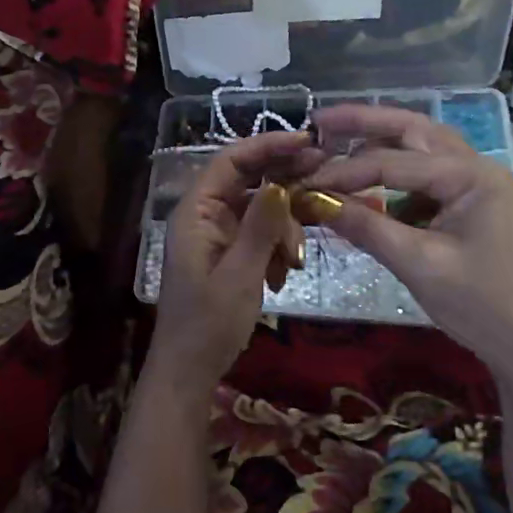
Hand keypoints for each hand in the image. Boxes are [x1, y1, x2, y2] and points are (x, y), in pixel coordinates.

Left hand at [150, 130, 318, 391]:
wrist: (189, 369)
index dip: (267, 145)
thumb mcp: (240, 274)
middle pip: (247, 181)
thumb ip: (259, 226)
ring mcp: (215, 237)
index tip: (309, 142)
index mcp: (194, 213)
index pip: (229, 161)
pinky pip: (258, 237)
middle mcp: (203, 217)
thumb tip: (279, 182)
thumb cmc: (208, 324)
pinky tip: (283, 275)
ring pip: (258, 211)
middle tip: (324, 181)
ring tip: (294, 260)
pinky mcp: (227, 256)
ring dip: (282, 229)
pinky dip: (275, 249)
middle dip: (284, 184)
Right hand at [302, 105, 512, 367]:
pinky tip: (370, 193)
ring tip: (337, 146)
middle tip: (319, 121)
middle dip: (366, 123)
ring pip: (423, 153)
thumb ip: (366, 227)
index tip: (301, 183)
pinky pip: (428, 183)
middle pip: (415, 132)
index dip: (342, 171)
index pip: (392, 161)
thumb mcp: (419, 265)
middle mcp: (479, 170)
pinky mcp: (475, 211)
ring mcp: (480, 190)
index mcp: (471, 177)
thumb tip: (313, 202)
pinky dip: (396, 180)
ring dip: (381, 146)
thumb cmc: (485, 305)